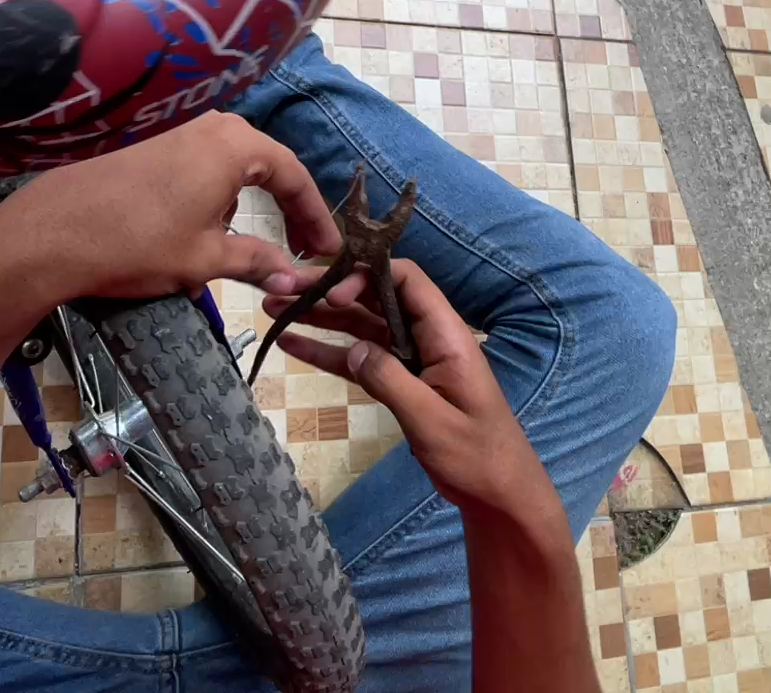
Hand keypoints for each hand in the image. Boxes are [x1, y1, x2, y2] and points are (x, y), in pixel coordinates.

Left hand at [0, 112, 342, 304]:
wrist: (51, 233)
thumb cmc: (137, 243)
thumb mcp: (204, 258)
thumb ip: (256, 261)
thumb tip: (292, 278)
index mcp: (235, 146)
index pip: (294, 176)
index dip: (316, 217)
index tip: (330, 250)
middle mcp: (213, 129)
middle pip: (268, 167)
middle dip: (289, 209)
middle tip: (304, 249)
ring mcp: (182, 134)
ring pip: (236, 168)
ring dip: (253, 205)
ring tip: (255, 248)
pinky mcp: (157, 148)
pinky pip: (207, 169)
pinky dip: (222, 198)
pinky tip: (209, 230)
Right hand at [268, 259, 556, 518]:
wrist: (498, 494)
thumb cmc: (477, 456)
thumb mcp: (433, 421)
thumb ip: (392, 381)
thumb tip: (353, 350)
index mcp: (445, 333)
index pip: (406, 280)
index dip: (366, 275)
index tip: (332, 293)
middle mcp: (424, 335)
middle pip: (372, 297)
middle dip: (328, 290)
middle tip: (280, 288)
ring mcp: (409, 356)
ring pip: (359, 324)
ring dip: (319, 317)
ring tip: (273, 307)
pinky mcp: (397, 378)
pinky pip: (358, 356)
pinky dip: (327, 350)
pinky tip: (291, 344)